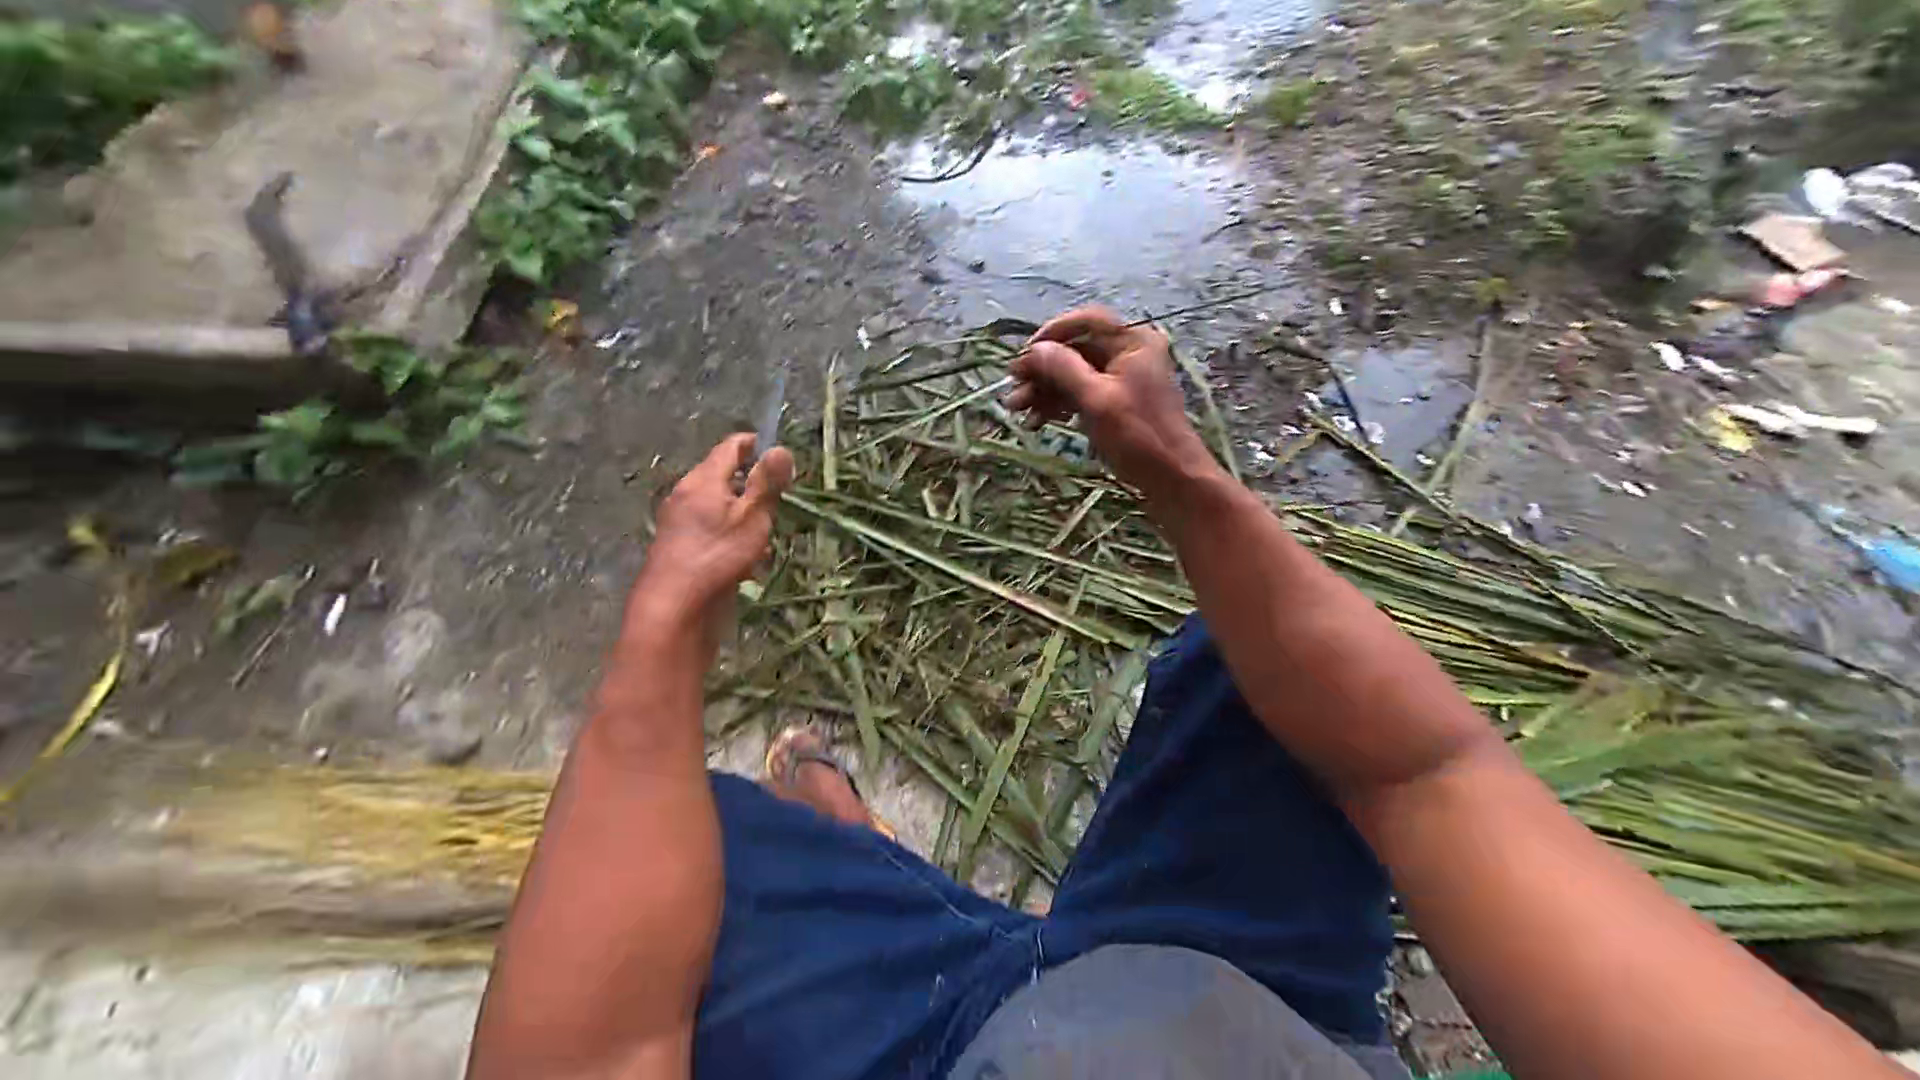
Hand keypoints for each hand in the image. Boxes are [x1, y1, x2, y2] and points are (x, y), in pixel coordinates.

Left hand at [627, 433, 793, 646]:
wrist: (675, 604)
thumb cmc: (718, 554)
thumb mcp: (752, 516)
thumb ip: (767, 483)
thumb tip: (781, 448)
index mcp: (703, 479)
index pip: (731, 446)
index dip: (756, 445)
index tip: (778, 457)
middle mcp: (686, 493)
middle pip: (723, 477)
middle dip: (751, 487)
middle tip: (776, 503)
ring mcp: (678, 521)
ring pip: (718, 507)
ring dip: (742, 516)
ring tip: (764, 538)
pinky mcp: (678, 546)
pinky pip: (710, 530)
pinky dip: (730, 536)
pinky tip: (745, 561)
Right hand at [1008, 307, 1217, 493]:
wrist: (1172, 478)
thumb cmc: (1138, 436)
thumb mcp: (1096, 400)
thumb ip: (1064, 369)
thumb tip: (1034, 349)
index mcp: (1133, 341)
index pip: (1086, 322)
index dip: (1051, 334)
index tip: (1024, 355)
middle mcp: (1129, 353)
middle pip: (1076, 351)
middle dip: (1042, 371)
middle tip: (1013, 390)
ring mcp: (1123, 378)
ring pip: (1074, 375)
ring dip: (1044, 391)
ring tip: (1017, 411)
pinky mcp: (1116, 402)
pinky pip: (1081, 394)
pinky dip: (1059, 404)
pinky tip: (1037, 421)